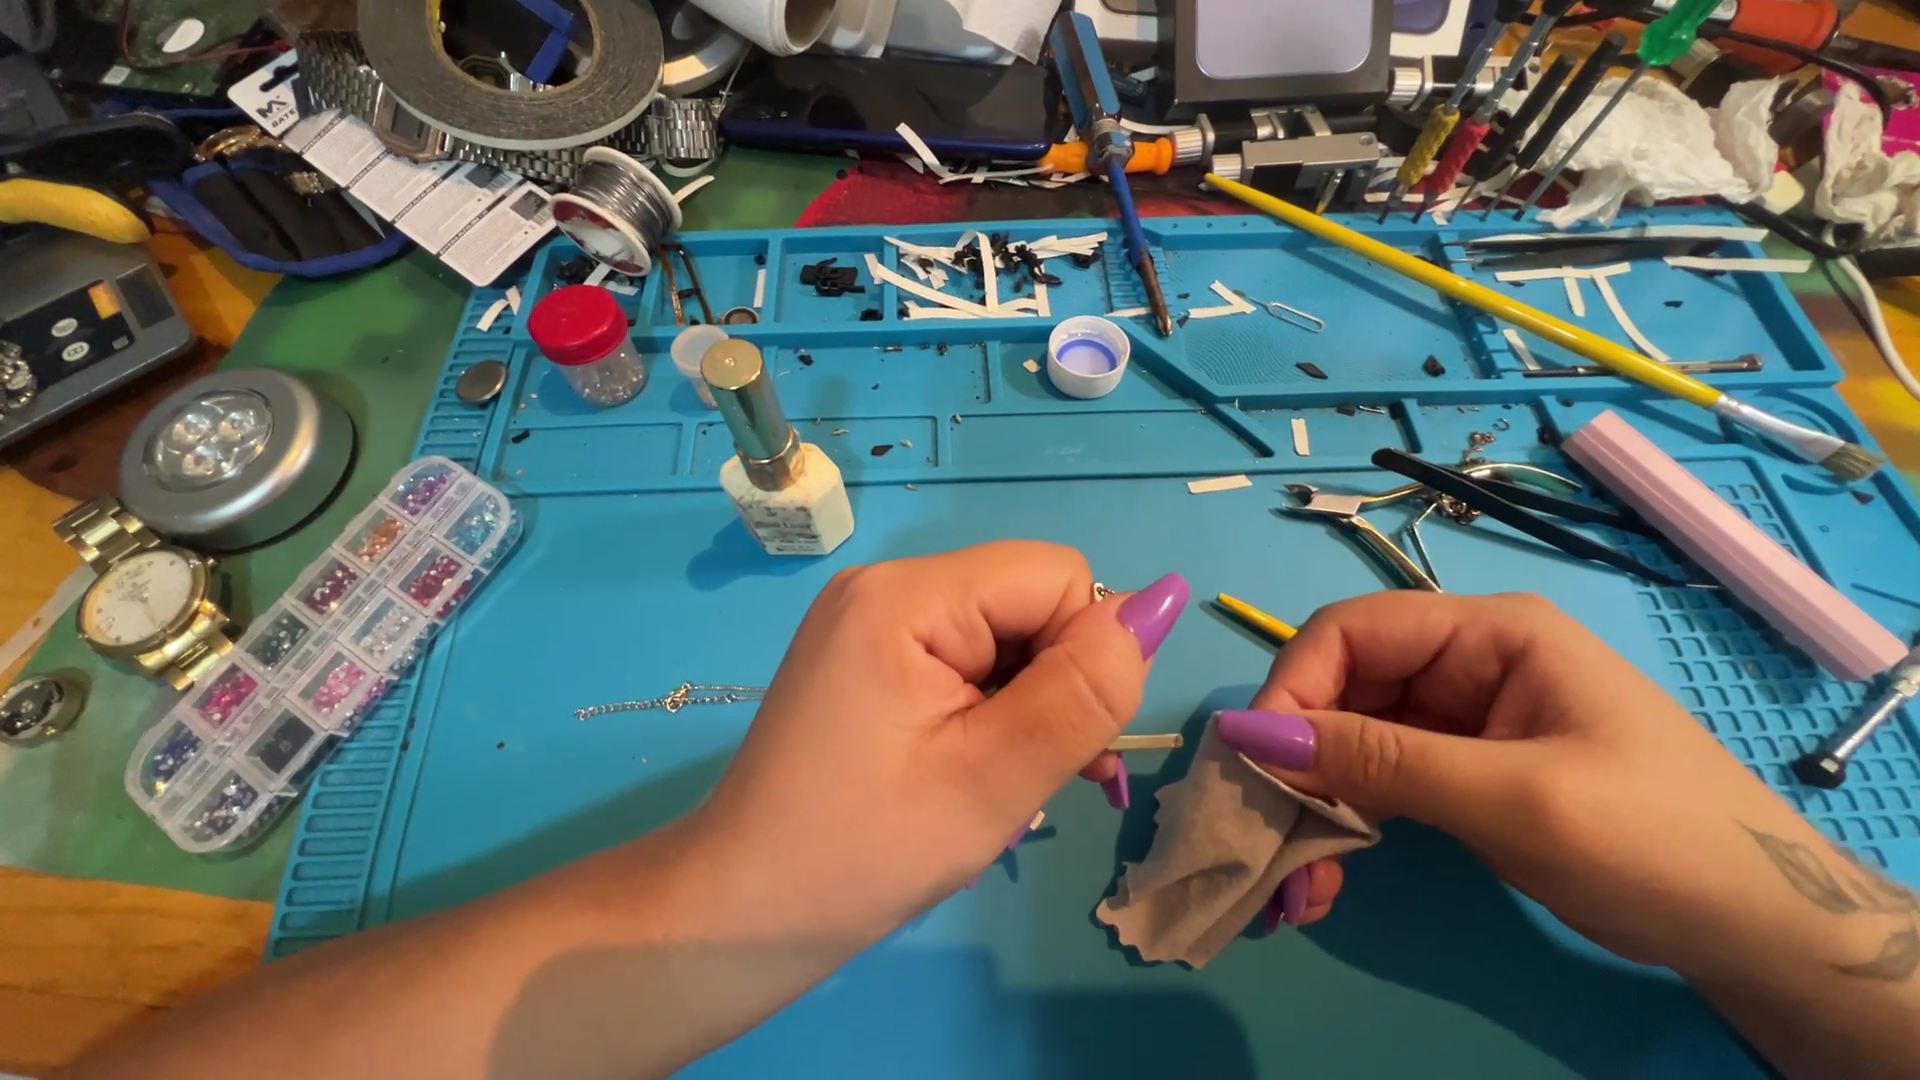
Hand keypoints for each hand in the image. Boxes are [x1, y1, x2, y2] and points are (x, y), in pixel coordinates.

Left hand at [690, 541, 1188, 942]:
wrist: (739, 912)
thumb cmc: (861, 856)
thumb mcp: (992, 779)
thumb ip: (1084, 689)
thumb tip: (1162, 599)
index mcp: (907, 595)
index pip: (1055, 576)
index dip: (1083, 653)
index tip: (1058, 740)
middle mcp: (887, 584)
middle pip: (1028, 599)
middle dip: (1057, 681)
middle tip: (1035, 774)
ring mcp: (872, 617)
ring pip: (1005, 631)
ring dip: (1030, 701)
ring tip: (1006, 781)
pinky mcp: (870, 653)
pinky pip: (965, 655)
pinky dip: (993, 704)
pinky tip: (980, 762)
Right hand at [1218, 591, 1856, 976]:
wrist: (1764, 934)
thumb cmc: (1657, 843)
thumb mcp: (1512, 800)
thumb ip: (1378, 761)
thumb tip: (1246, 733)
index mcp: (1487, 632)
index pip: (1350, 631)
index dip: (1293, 684)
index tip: (1255, 757)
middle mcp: (1462, 659)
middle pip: (1341, 681)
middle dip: (1299, 751)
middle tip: (1272, 823)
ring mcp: (1457, 713)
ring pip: (1348, 731)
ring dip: (1315, 793)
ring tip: (1302, 865)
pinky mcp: (1454, 763)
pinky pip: (1373, 772)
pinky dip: (1344, 813)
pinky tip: (1331, 863)